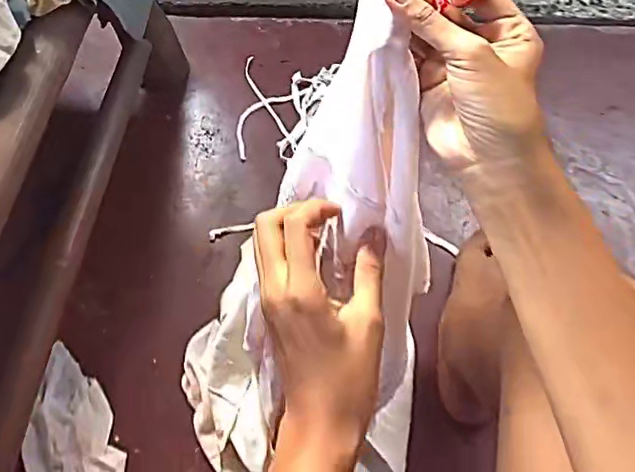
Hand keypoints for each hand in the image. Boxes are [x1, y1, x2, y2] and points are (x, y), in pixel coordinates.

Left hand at [255, 200, 384, 471]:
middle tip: (324, 216)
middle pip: (264, 225)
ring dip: (287, 226)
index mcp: (298, 290)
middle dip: (293, 209)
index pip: (293, 225)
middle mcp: (273, 289)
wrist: (320, 426)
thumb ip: (369, 271)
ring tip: (321, 233)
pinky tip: (313, 256)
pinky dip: (285, 246)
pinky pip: (267, 260)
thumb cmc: (347, 380)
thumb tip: (374, 234)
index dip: (316, 207)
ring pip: (260, 241)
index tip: (339, 212)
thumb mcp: (369, 323)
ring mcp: (266, 299)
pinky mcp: (267, 309)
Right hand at [382, 0, 544, 181]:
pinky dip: (399, 38)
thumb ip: (432, 21)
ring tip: (389, 5)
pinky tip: (387, 25)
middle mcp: (481, 41)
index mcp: (508, 30)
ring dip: (409, 16)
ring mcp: (454, 59)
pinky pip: (412, 49)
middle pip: (448, 6)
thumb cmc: (501, 107)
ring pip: (427, 26)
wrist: (491, 163)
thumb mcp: (472, 55)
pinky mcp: (430, 76)